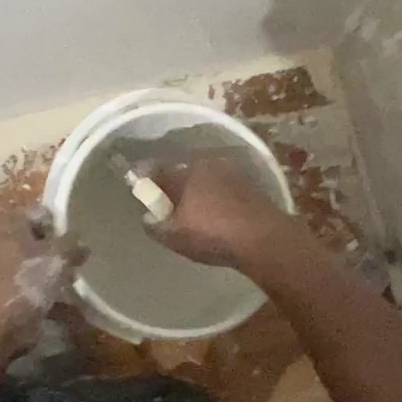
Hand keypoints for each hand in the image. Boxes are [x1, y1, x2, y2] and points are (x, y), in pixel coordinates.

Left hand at [0, 207, 80, 352]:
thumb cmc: (25, 283)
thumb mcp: (57, 259)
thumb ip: (72, 245)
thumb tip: (81, 242)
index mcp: (8, 223)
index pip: (39, 212)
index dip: (58, 225)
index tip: (73, 242)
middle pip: (33, 238)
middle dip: (55, 250)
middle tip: (73, 263)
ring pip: (28, 262)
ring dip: (49, 271)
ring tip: (68, 284)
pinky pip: (22, 283)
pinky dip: (38, 290)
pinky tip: (54, 302)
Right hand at [147, 155, 294, 268]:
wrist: (263, 237)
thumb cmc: (212, 234)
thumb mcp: (173, 236)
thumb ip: (154, 225)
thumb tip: (148, 218)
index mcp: (183, 173)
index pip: (154, 169)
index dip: (143, 177)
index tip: (137, 185)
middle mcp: (205, 164)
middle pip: (181, 171)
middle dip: (173, 183)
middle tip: (167, 201)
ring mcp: (230, 171)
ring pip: (205, 177)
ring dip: (197, 188)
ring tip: (194, 208)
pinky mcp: (249, 184)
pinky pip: (223, 186)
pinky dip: (216, 195)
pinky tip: (217, 211)